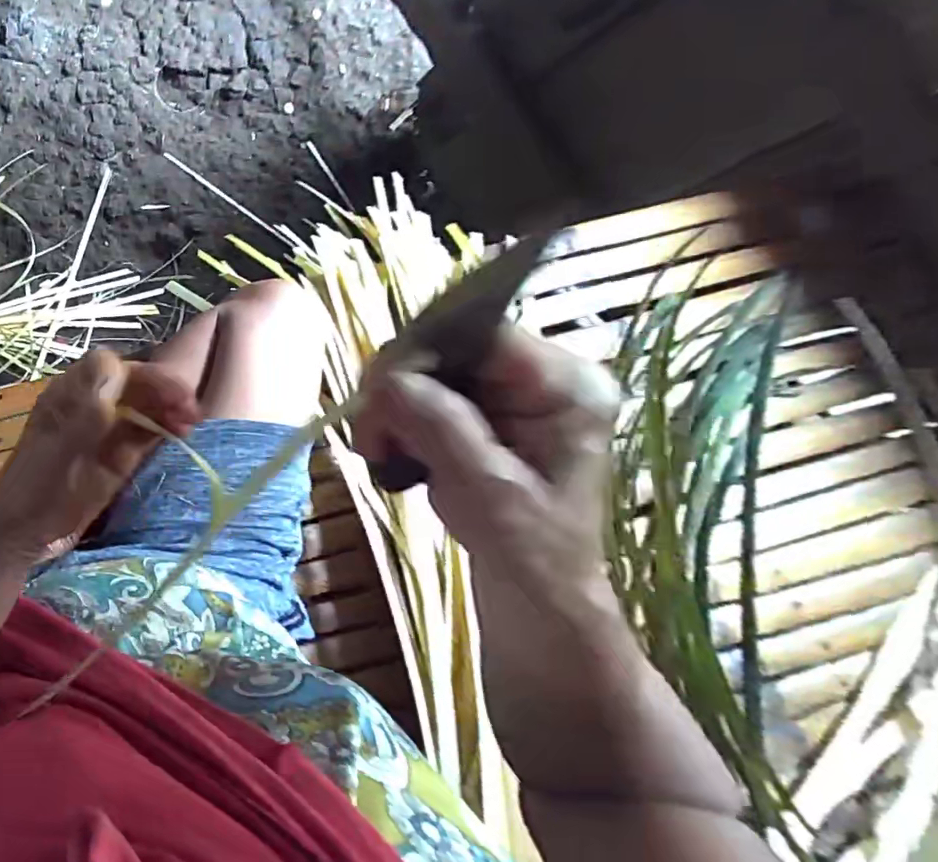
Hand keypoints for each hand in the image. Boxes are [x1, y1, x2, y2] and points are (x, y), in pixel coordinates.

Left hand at [0, 350, 200, 564]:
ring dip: (169, 409)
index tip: (171, 392)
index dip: (145, 374)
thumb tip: (114, 368)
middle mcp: (90, 406)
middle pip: (135, 383)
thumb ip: (84, 412)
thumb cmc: (32, 493)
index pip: (114, 367)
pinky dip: (165, 431)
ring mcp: (105, 431)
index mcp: (70, 395)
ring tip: (191, 425)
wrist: (19, 538)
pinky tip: (181, 437)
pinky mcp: (117, 456)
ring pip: (145, 407)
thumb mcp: (56, 452)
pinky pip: (146, 434)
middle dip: (164, 391)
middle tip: (191, 412)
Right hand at [353, 324, 620, 605]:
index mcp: (567, 385)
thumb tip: (386, 377)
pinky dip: (400, 419)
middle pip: (450, 348)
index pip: (481, 333)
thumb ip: (439, 426)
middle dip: (400, 387)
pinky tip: (393, 453)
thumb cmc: (529, 556)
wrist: (537, 603)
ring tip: (379, 452)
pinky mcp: (485, 412)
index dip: (421, 353)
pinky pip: (427, 393)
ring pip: (430, 370)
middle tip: (370, 437)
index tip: (376, 395)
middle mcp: (541, 375)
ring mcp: (512, 393)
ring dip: (394, 407)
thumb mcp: (486, 490)